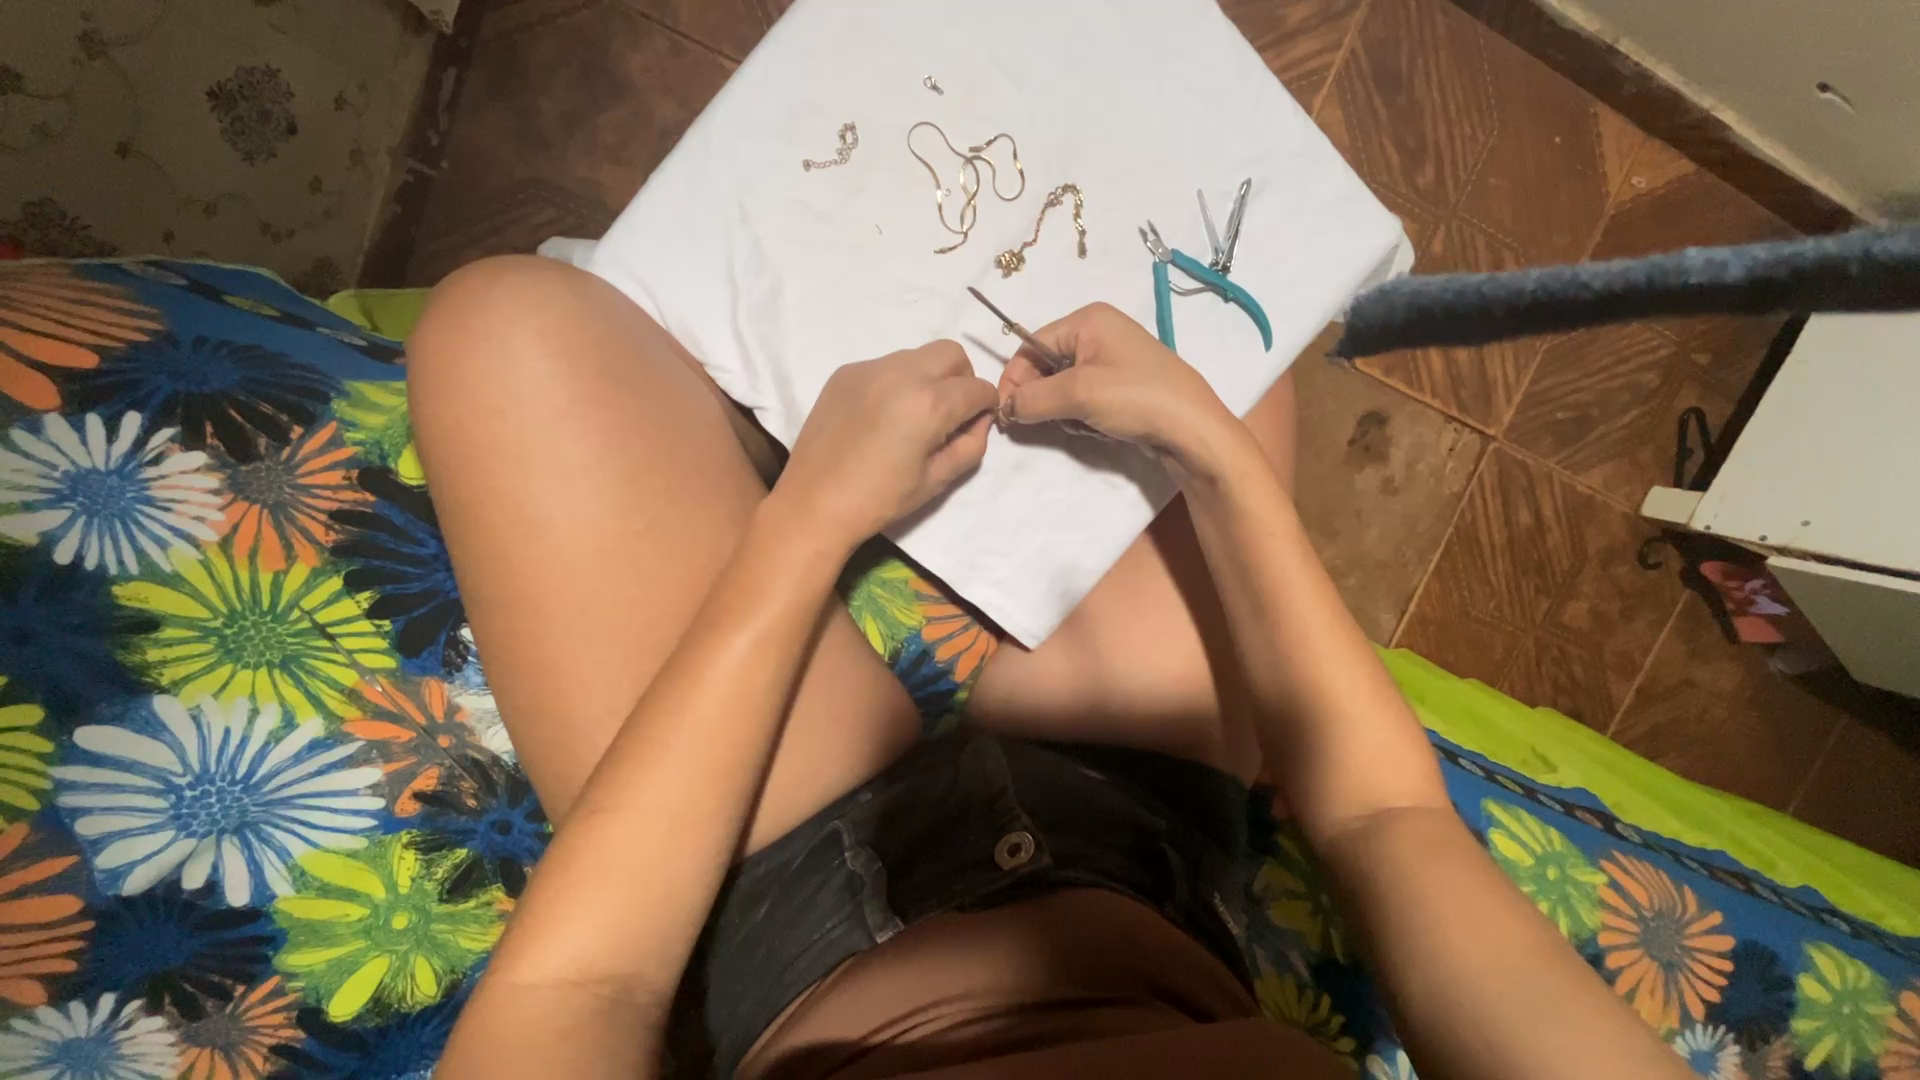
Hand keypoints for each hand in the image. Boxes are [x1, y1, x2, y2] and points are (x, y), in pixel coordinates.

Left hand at [774, 340, 997, 545]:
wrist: (814, 503)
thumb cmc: (880, 500)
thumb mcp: (936, 481)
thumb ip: (970, 446)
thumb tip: (978, 421)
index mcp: (929, 403)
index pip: (978, 388)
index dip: (986, 406)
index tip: (977, 423)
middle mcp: (901, 373)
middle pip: (951, 354)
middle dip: (961, 379)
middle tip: (950, 413)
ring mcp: (869, 369)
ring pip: (917, 355)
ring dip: (928, 378)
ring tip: (912, 415)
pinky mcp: (845, 373)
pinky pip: (885, 365)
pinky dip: (896, 382)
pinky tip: (881, 416)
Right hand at [997, 303, 1238, 473]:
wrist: (1192, 430)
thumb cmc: (1135, 398)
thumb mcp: (1078, 394)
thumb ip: (1033, 398)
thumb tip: (1005, 407)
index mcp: (1089, 319)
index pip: (1032, 343)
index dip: (1016, 378)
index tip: (1007, 413)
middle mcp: (1100, 333)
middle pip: (1047, 366)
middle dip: (1045, 397)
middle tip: (1052, 421)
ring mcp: (1113, 361)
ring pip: (1064, 388)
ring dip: (1066, 411)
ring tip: (1085, 424)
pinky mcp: (1123, 388)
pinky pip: (1085, 400)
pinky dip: (1084, 417)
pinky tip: (1100, 430)